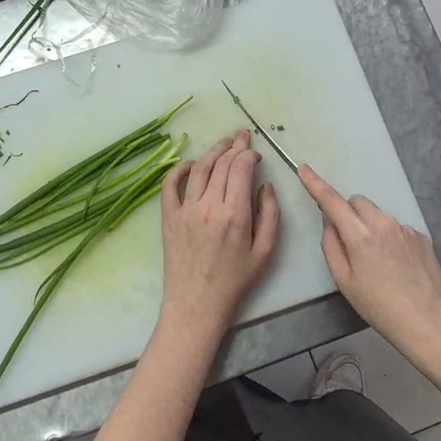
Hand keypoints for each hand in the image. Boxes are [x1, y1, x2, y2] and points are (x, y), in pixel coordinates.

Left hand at [159, 131, 280, 338]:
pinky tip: (191, 163)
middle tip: (241, 137)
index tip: (255, 153)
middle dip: (234, 146)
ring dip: (212, 152)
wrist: (197, 304)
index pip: (241, 168)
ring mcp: (186, 210)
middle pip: (221, 164)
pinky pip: (170, 185)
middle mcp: (209, 206)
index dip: (249, 154)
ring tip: (223, 144)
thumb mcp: (265, 252)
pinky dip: (179, 169)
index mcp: (235, 214)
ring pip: (198, 169)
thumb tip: (266, 186)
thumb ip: (271, 215)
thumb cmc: (235, 282)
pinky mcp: (169, 217)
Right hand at [298, 164, 440, 363]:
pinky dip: (390, 238)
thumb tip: (330, 225)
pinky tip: (397, 266)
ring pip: (378, 215)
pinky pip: (397, 228)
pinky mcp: (422, 237)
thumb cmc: (380, 307)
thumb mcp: (344, 282)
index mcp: (360, 235)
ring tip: (377, 262)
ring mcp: (406, 229)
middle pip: (357, 203)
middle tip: (348, 243)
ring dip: (370, 226)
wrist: (430, 321)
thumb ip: (331, 247)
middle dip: (348, 213)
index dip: (315, 183)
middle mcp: (384, 224)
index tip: (304, 168)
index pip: (332, 201)